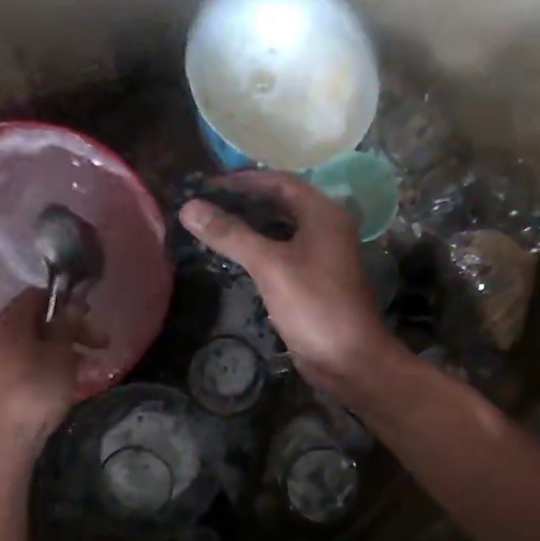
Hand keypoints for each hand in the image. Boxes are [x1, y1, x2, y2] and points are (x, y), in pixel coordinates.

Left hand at [0, 289, 100, 438]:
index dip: (65, 302)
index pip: (35, 295)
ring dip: (63, 352)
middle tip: (100, 344)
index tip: (90, 316)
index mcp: (6, 322)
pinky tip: (67, 384)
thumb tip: (71, 304)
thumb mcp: (59, 355)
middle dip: (70, 331)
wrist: (1, 442)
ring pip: (32, 346)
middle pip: (35, 322)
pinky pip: (24, 365)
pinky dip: (46, 367)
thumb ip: (67, 325)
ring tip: (90, 369)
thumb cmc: (35, 391)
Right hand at [180, 171, 397, 395]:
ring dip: (250, 226)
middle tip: (205, 204)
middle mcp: (326, 227)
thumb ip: (231, 234)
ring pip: (281, 229)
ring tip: (213, 225)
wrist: (350, 359)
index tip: (207, 185)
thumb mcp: (269, 265)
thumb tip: (189, 207)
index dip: (242, 181)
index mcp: (323, 213)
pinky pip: (282, 253)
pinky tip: (234, 255)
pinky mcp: (314, 280)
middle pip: (281, 203)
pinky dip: (259, 249)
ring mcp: (322, 255)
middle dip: (244, 202)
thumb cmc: (314, 305)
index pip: (279, 182)